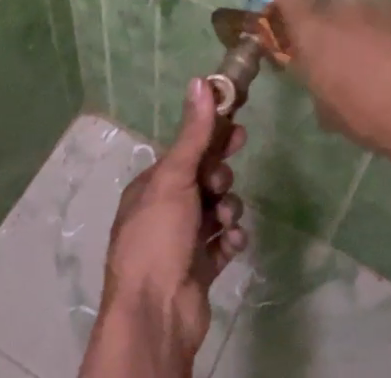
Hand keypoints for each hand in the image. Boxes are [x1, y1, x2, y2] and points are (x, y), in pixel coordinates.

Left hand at [85, 79, 246, 377]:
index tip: (239, 128)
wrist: (156, 311)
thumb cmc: (157, 236)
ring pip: (217, 210)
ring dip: (228, 209)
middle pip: (203, 179)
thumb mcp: (174, 177)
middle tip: (223, 183)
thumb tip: (200, 80)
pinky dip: (231, 238)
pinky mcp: (201, 267)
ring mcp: (183, 240)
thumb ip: (193, 133)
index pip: (187, 150)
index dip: (213, 138)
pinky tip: (232, 241)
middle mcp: (164, 210)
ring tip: (224, 219)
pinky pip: (224, 242)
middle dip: (220, 177)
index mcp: (151, 185)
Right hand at [272, 0, 390, 174]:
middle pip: (332, 5)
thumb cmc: (376, 120)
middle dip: (337, 26)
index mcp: (315, 32)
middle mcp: (345, 7)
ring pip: (367, 11)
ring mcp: (384, 4)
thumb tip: (323, 77)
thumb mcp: (332, 113)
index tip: (297, 20)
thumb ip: (319, 84)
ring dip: (371, 30)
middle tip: (351, 60)